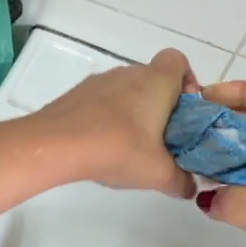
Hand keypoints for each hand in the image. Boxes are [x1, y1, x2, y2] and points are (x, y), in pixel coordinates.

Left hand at [29, 49, 199, 198]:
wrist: (55, 145)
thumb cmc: (116, 149)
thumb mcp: (158, 174)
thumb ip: (182, 180)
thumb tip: (190, 186)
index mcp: (155, 81)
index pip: (178, 60)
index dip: (187, 82)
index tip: (184, 112)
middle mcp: (128, 73)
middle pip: (153, 78)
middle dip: (161, 105)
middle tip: (161, 139)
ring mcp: (99, 81)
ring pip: (127, 89)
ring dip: (133, 111)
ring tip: (130, 146)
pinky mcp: (76, 94)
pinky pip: (102, 100)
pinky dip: (108, 116)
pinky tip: (102, 145)